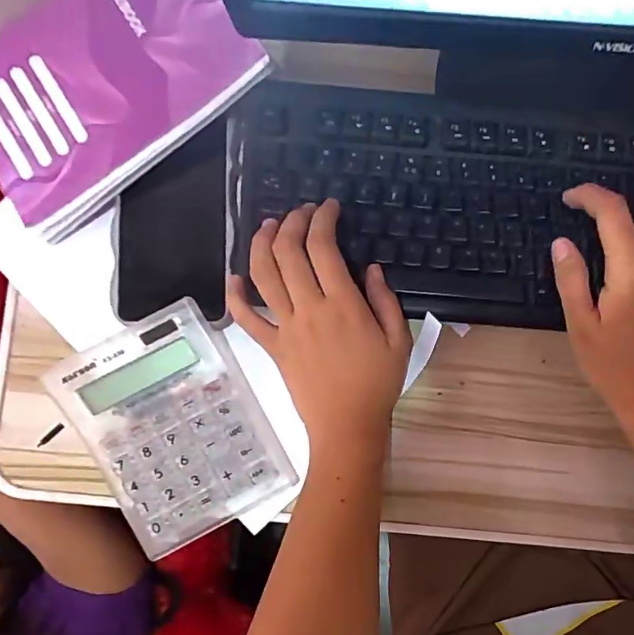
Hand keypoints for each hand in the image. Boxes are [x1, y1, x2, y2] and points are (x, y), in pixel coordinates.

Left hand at [228, 200, 411, 455]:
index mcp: (343, 305)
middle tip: (301, 212)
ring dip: (261, 243)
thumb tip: (371, 268)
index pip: (323, 247)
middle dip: (292, 221)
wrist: (347, 426)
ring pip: (263, 275)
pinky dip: (235, 294)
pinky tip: (235, 277)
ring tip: (268, 226)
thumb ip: (385, 300)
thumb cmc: (377, 385)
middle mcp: (309, 310)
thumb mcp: (398, 341)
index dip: (322, 219)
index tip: (328, 208)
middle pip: (288, 252)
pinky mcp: (272, 347)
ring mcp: (286, 328)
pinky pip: (246, 318)